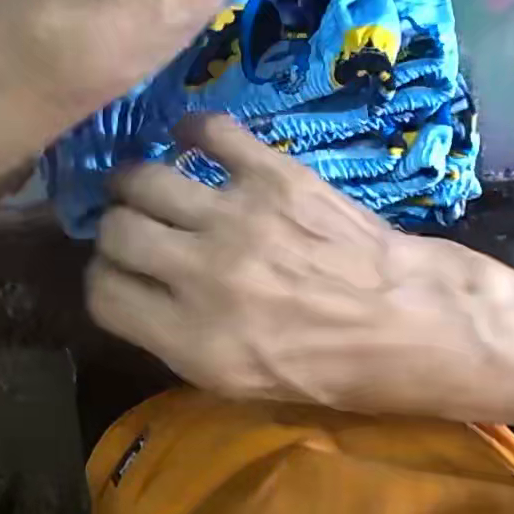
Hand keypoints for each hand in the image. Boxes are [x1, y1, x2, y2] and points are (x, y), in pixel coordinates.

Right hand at [86, 114, 513, 417]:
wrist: (411, 320)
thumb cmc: (327, 364)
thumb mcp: (237, 382)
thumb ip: (170, 336)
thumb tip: (127, 284)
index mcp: (194, 339)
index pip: (102, 293)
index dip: (102, 278)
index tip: (117, 271)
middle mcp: (205, 275)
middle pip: (115, 232)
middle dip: (115, 230)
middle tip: (133, 227)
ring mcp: (238, 218)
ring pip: (143, 179)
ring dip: (135, 182)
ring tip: (146, 185)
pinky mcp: (273, 174)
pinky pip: (209, 132)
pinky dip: (191, 131)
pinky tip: (189, 141)